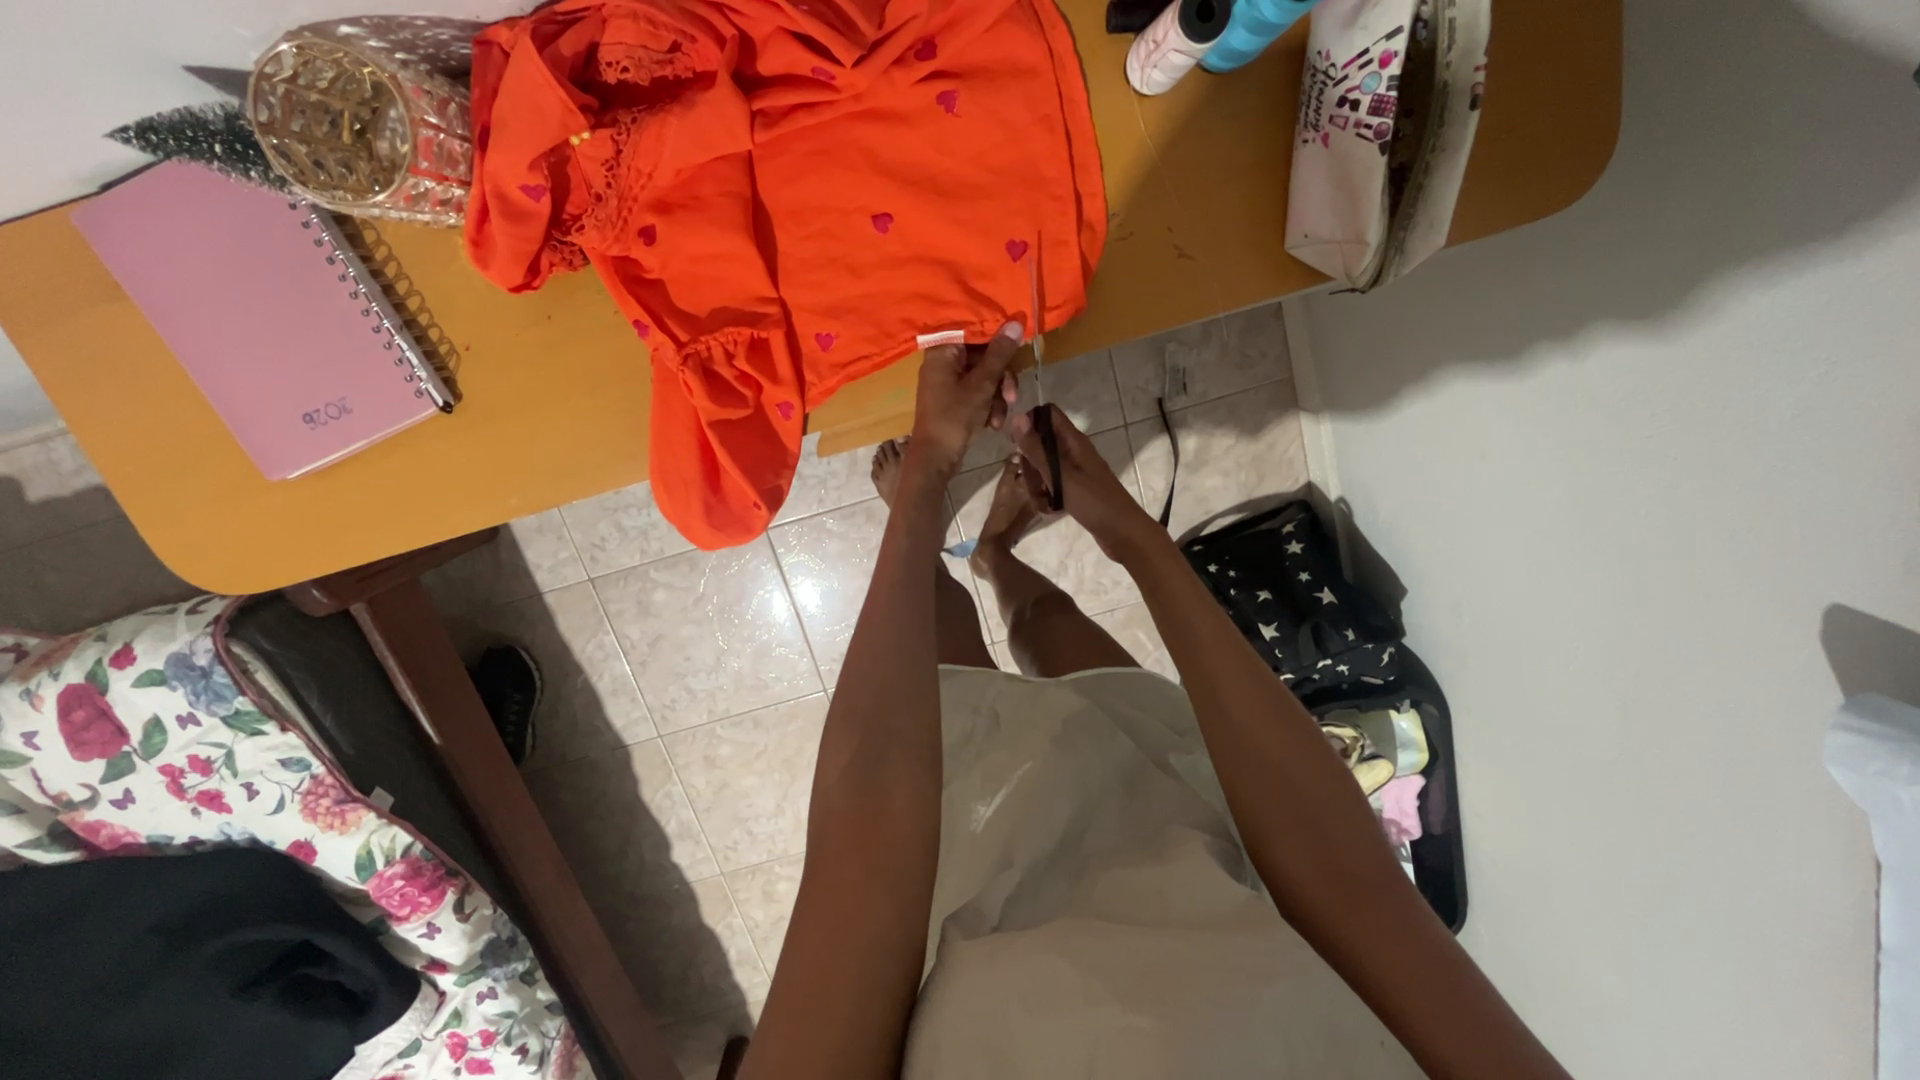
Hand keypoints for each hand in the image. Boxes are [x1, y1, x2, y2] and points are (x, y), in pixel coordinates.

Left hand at [908, 322, 1023, 474]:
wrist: (935, 458)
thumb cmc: (954, 417)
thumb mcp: (982, 385)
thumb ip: (999, 353)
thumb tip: (1015, 322)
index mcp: (942, 351)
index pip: (974, 331)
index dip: (998, 338)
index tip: (1017, 348)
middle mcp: (942, 362)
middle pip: (982, 357)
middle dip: (1001, 378)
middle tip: (1013, 396)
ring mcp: (947, 383)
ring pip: (984, 377)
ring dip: (997, 396)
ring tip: (1000, 418)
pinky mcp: (953, 400)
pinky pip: (977, 393)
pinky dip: (988, 406)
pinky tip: (992, 424)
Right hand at [1009, 406, 1162, 561]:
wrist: (1123, 532)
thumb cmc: (1094, 501)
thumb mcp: (1060, 475)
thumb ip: (1037, 449)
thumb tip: (1017, 418)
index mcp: (1074, 441)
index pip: (1049, 414)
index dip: (1029, 422)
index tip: (1015, 444)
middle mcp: (1075, 452)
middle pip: (1042, 443)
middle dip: (1029, 461)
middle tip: (1028, 481)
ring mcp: (1076, 472)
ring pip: (1045, 467)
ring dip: (1036, 482)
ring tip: (1040, 500)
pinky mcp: (1076, 489)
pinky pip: (1053, 485)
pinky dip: (1047, 495)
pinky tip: (1047, 509)